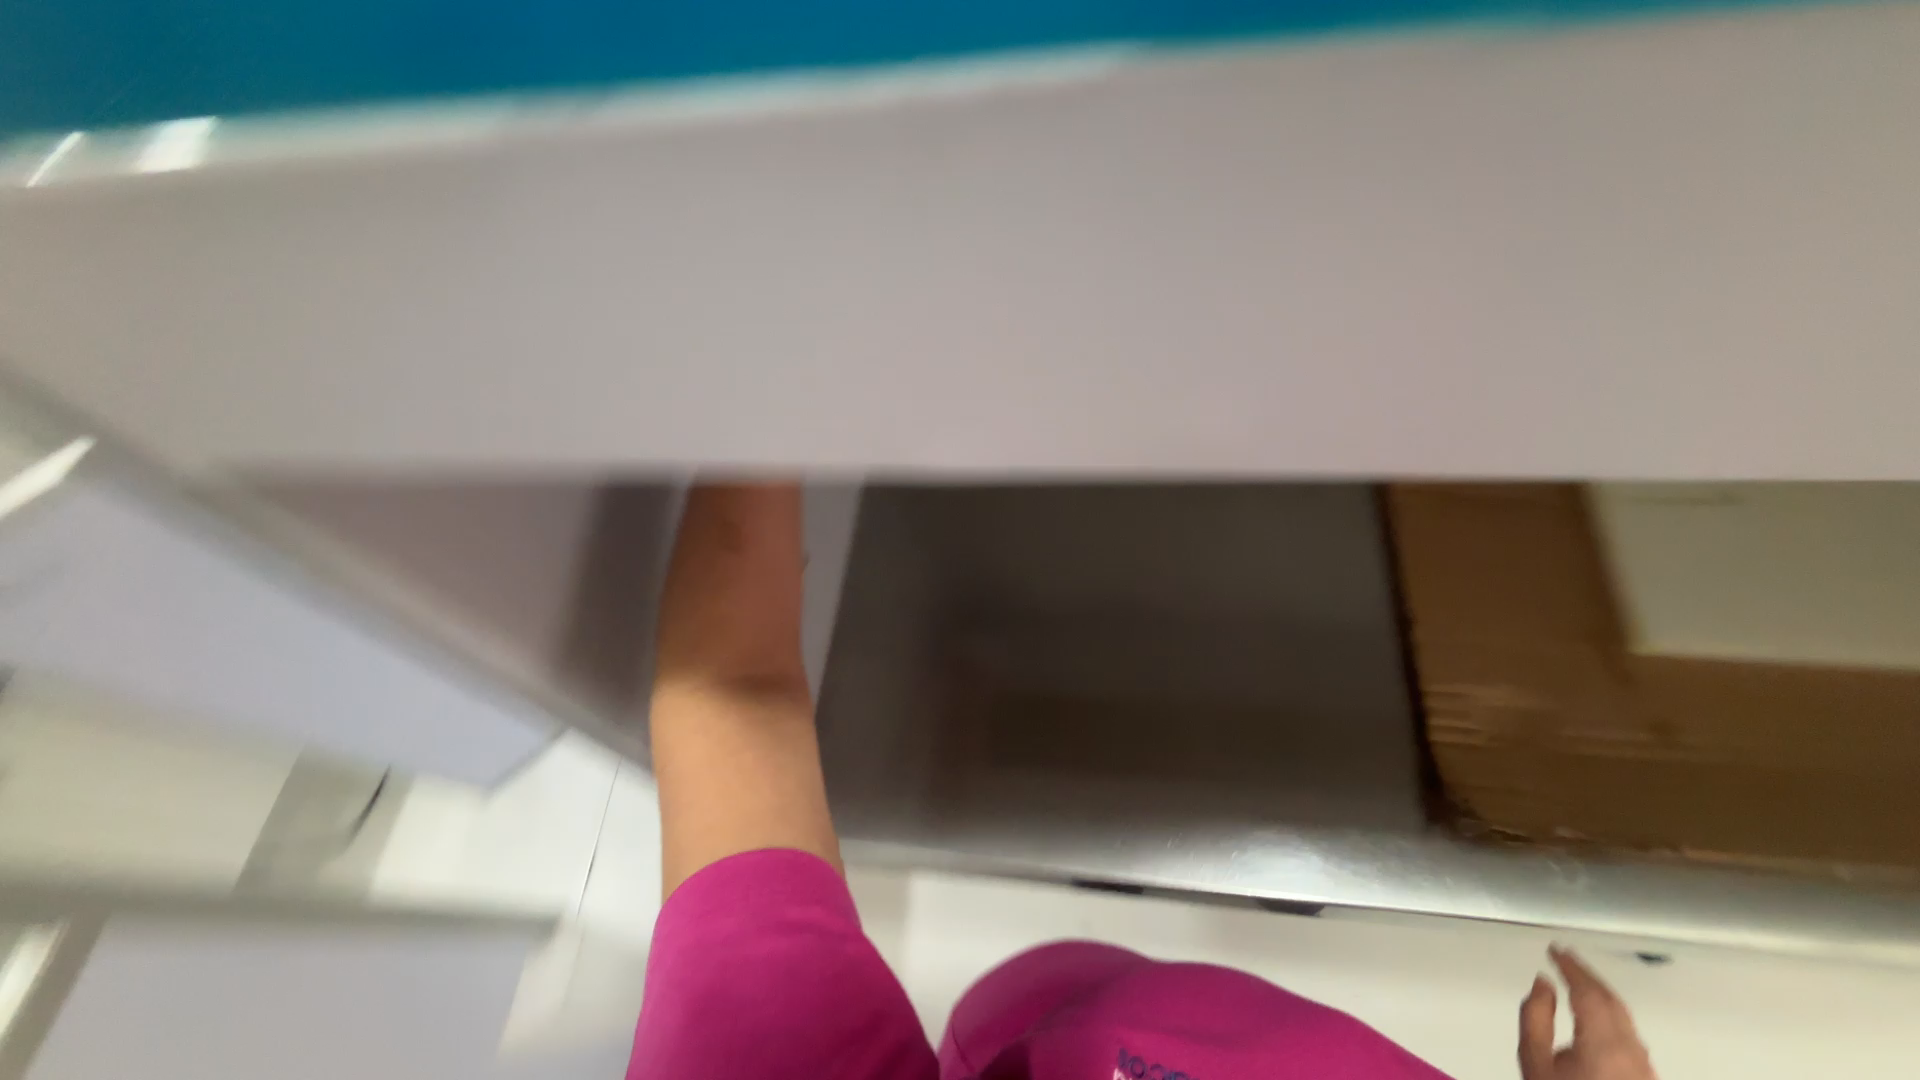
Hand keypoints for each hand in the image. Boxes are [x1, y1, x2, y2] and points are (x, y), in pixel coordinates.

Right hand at [1519, 946, 1657, 1079]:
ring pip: (1625, 1019)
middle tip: (1566, 958)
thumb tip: (1542, 984)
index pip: (1588, 990)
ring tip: (1579, 981)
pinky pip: (1630, 1034)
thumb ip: (1535, 1017)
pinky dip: (1611, 1014)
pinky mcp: (1648, 1078)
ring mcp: (1645, 1067)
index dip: (1570, 965)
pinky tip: (1598, 1015)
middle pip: (1612, 1002)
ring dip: (1601, 995)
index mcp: (1603, 1040)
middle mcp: (1632, 1050)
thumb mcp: (1534, 1061)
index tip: (1555, 949)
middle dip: (1588, 976)